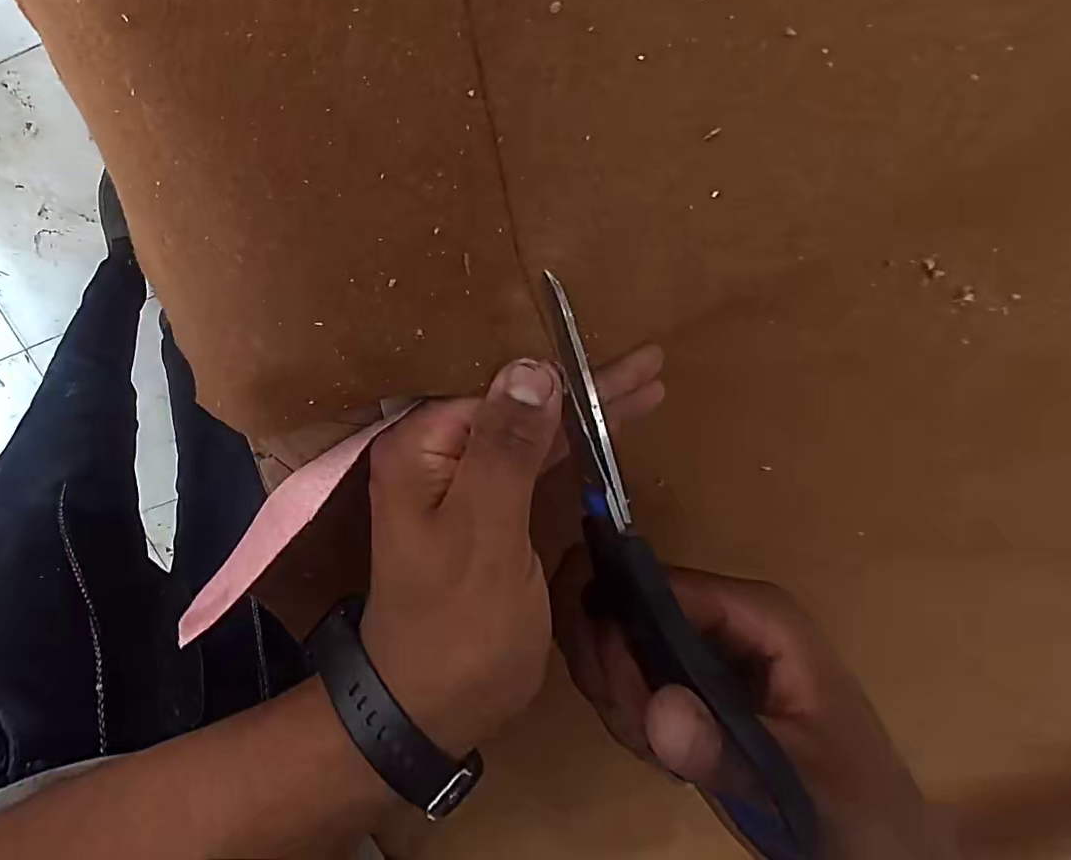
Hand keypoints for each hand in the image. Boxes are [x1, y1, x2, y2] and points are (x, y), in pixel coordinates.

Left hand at [355, 346, 666, 755]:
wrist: (428, 705)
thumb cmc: (458, 626)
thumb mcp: (485, 532)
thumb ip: (505, 448)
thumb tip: (529, 368)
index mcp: (420, 447)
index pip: (501, 393)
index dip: (564, 380)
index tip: (628, 366)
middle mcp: (432, 454)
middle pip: (517, 407)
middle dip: (584, 391)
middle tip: (650, 368)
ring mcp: (454, 481)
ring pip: (527, 433)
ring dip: (583, 414)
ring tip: (644, 390)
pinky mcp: (477, 508)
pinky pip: (526, 464)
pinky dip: (565, 449)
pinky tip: (600, 436)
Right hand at [552, 552, 956, 859]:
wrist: (874, 846)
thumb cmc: (853, 807)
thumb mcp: (797, 786)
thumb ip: (725, 753)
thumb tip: (658, 712)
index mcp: (754, 611)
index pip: (656, 586)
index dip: (622, 628)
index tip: (619, 696)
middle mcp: (715, 608)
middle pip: (619, 596)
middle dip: (607, 661)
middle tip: (632, 727)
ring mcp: (693, 634)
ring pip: (608, 628)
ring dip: (610, 688)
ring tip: (654, 750)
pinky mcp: (677, 663)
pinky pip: (615, 660)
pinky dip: (616, 703)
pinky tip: (655, 749)